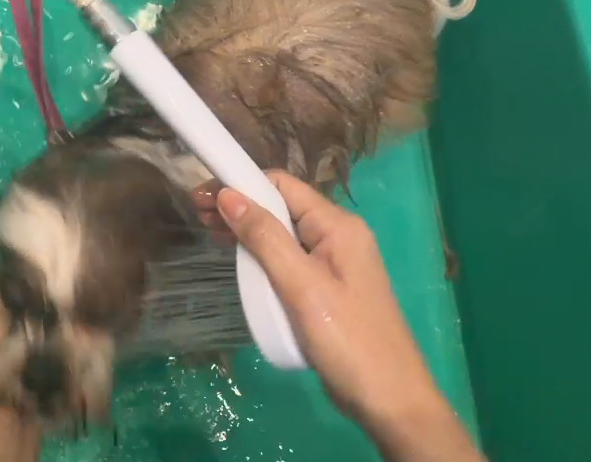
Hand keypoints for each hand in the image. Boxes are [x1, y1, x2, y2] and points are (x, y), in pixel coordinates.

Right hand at [206, 172, 481, 461]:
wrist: (393, 407)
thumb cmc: (348, 341)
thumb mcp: (301, 286)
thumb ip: (265, 237)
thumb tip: (227, 194)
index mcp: (337, 226)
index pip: (281, 185)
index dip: (240, 183)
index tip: (202, 196)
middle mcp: (337, 236)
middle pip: (280, 206)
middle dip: (238, 206)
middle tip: (197, 215)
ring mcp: (333, 263)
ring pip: (281, 233)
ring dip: (246, 231)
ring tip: (210, 234)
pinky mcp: (326, 288)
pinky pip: (287, 258)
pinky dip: (260, 255)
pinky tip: (239, 262)